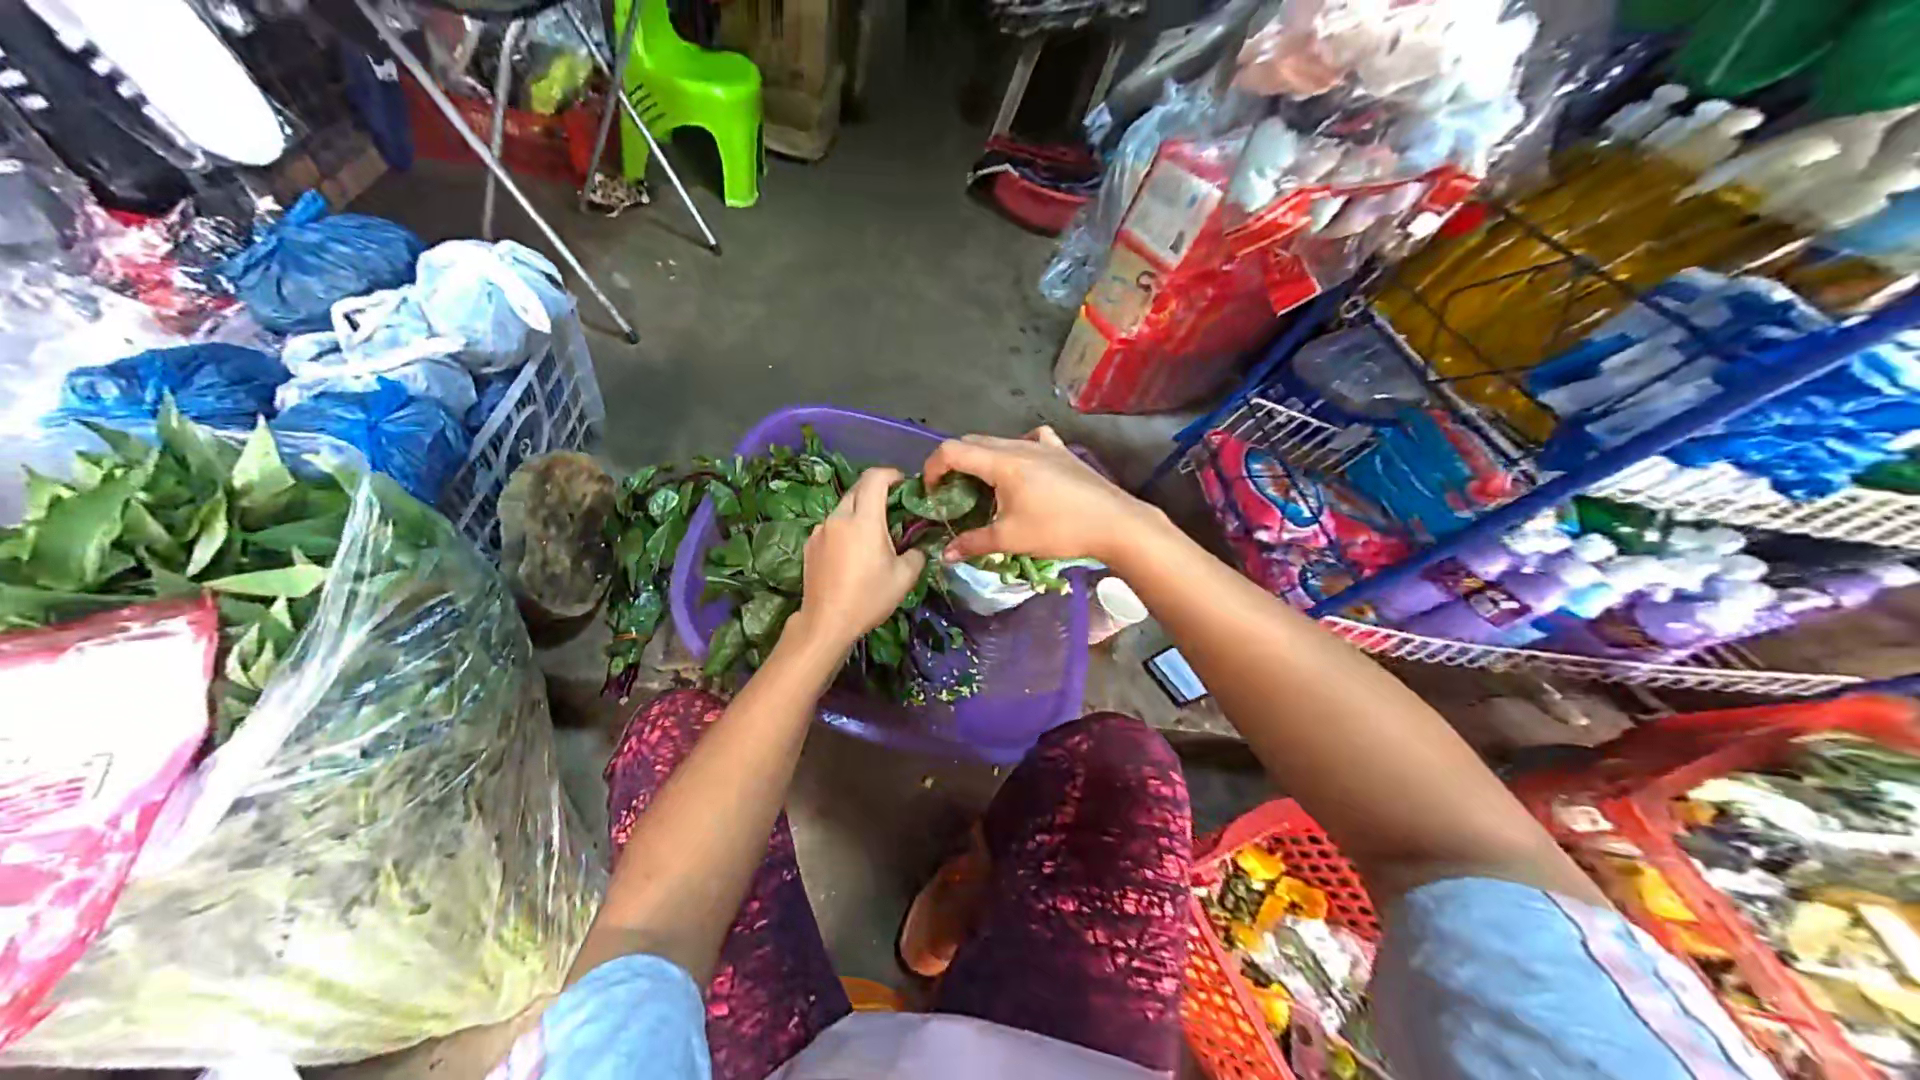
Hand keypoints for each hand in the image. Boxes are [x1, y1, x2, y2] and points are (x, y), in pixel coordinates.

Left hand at [796, 468, 926, 649]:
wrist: (826, 622)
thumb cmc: (868, 598)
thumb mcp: (904, 578)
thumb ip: (916, 554)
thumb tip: (916, 547)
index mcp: (864, 520)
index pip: (874, 478)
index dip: (891, 474)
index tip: (903, 482)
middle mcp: (839, 518)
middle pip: (858, 490)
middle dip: (876, 491)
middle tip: (893, 507)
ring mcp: (820, 530)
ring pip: (843, 508)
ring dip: (859, 511)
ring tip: (873, 533)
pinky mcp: (810, 545)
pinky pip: (831, 526)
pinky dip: (845, 529)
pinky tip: (852, 551)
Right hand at [921, 426, 1163, 564]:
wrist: (1114, 523)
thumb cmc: (1059, 529)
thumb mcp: (1010, 539)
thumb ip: (973, 542)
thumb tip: (945, 555)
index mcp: (1001, 462)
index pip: (951, 450)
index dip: (932, 468)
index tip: (931, 492)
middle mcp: (1018, 445)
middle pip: (972, 442)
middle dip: (954, 464)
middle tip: (952, 493)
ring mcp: (1043, 445)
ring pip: (999, 442)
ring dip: (982, 460)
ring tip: (984, 488)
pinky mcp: (1061, 452)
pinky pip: (1030, 441)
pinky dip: (1015, 451)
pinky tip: (1022, 470)